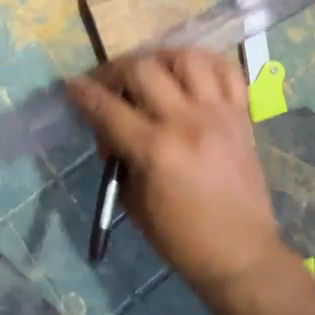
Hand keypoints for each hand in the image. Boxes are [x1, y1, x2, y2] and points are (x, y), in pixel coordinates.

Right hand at [65, 49, 284, 290]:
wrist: (243, 256)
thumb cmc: (181, 238)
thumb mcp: (133, 201)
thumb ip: (118, 155)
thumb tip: (108, 127)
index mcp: (155, 150)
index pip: (107, 106)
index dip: (82, 93)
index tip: (71, 86)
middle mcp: (186, 123)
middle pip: (141, 68)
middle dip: (115, 71)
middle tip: (109, 85)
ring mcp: (218, 115)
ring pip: (186, 58)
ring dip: (160, 59)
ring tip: (152, 72)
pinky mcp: (242, 117)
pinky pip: (227, 71)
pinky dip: (206, 64)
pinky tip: (190, 74)